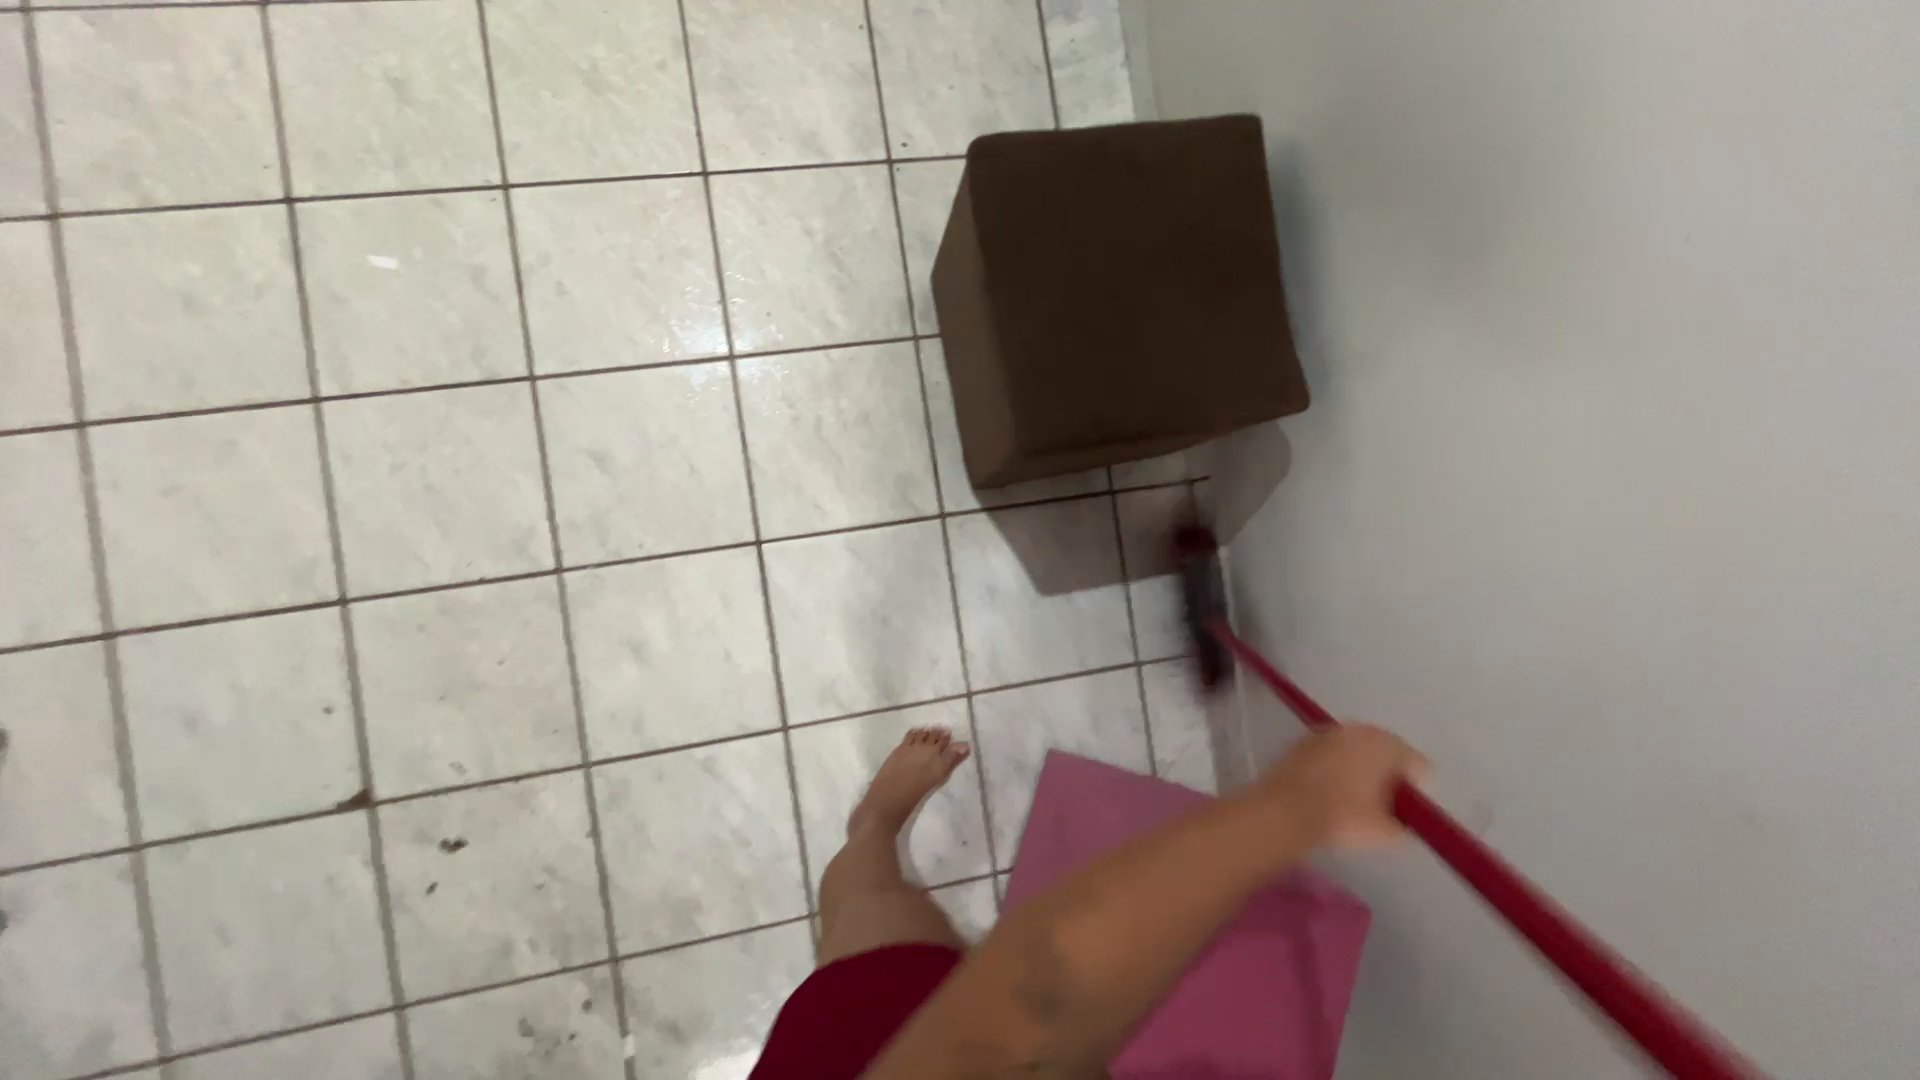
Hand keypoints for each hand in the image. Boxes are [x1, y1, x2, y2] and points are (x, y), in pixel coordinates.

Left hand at [1257, 724, 1426, 849]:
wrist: (1284, 809)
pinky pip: (1331, 752)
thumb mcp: (1387, 832)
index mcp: (1386, 745)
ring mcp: (1328, 731)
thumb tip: (1404, 821)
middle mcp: (1359, 730)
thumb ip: (1405, 823)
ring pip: (1357, 749)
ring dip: (1360, 766)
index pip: (1418, 765)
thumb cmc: (1343, 817)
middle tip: (1381, 803)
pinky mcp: (1303, 740)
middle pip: (1387, 751)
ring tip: (1353, 796)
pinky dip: (1335, 765)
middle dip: (1388, 773)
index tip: (1406, 811)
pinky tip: (1328, 788)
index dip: (1415, 790)